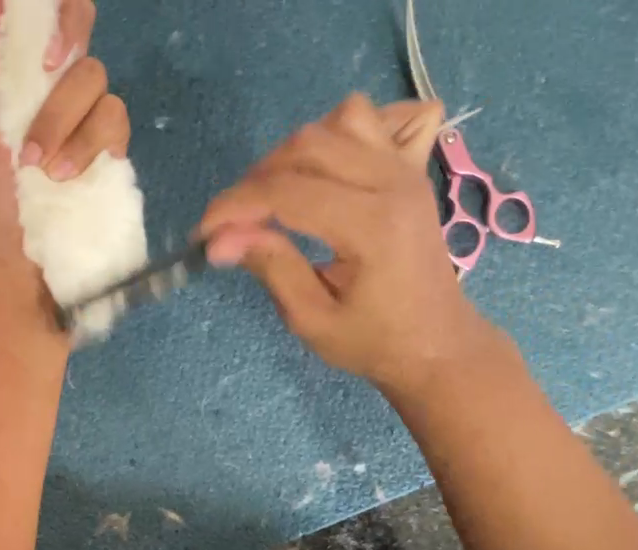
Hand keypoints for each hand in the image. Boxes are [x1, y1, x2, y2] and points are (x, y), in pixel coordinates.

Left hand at [0, 0, 124, 316]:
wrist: (17, 270)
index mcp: (18, 82)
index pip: (45, 19)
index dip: (52, 12)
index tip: (37, 40)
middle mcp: (56, 92)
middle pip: (78, 35)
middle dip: (57, 64)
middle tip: (43, 90)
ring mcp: (87, 120)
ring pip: (97, 81)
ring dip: (65, 122)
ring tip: (43, 170)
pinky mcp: (112, 151)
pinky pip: (116, 119)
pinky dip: (90, 145)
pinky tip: (68, 177)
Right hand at [197, 95, 510, 391]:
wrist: (434, 342)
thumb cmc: (371, 340)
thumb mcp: (310, 317)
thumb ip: (270, 267)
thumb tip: (219, 240)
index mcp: (371, 225)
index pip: (288, 191)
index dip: (234, 206)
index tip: (203, 234)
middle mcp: (393, 182)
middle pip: (309, 144)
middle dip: (256, 179)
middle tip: (234, 222)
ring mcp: (407, 169)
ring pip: (341, 120)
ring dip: (295, 152)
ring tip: (275, 194)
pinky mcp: (410, 168)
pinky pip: (377, 119)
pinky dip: (341, 133)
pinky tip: (323, 169)